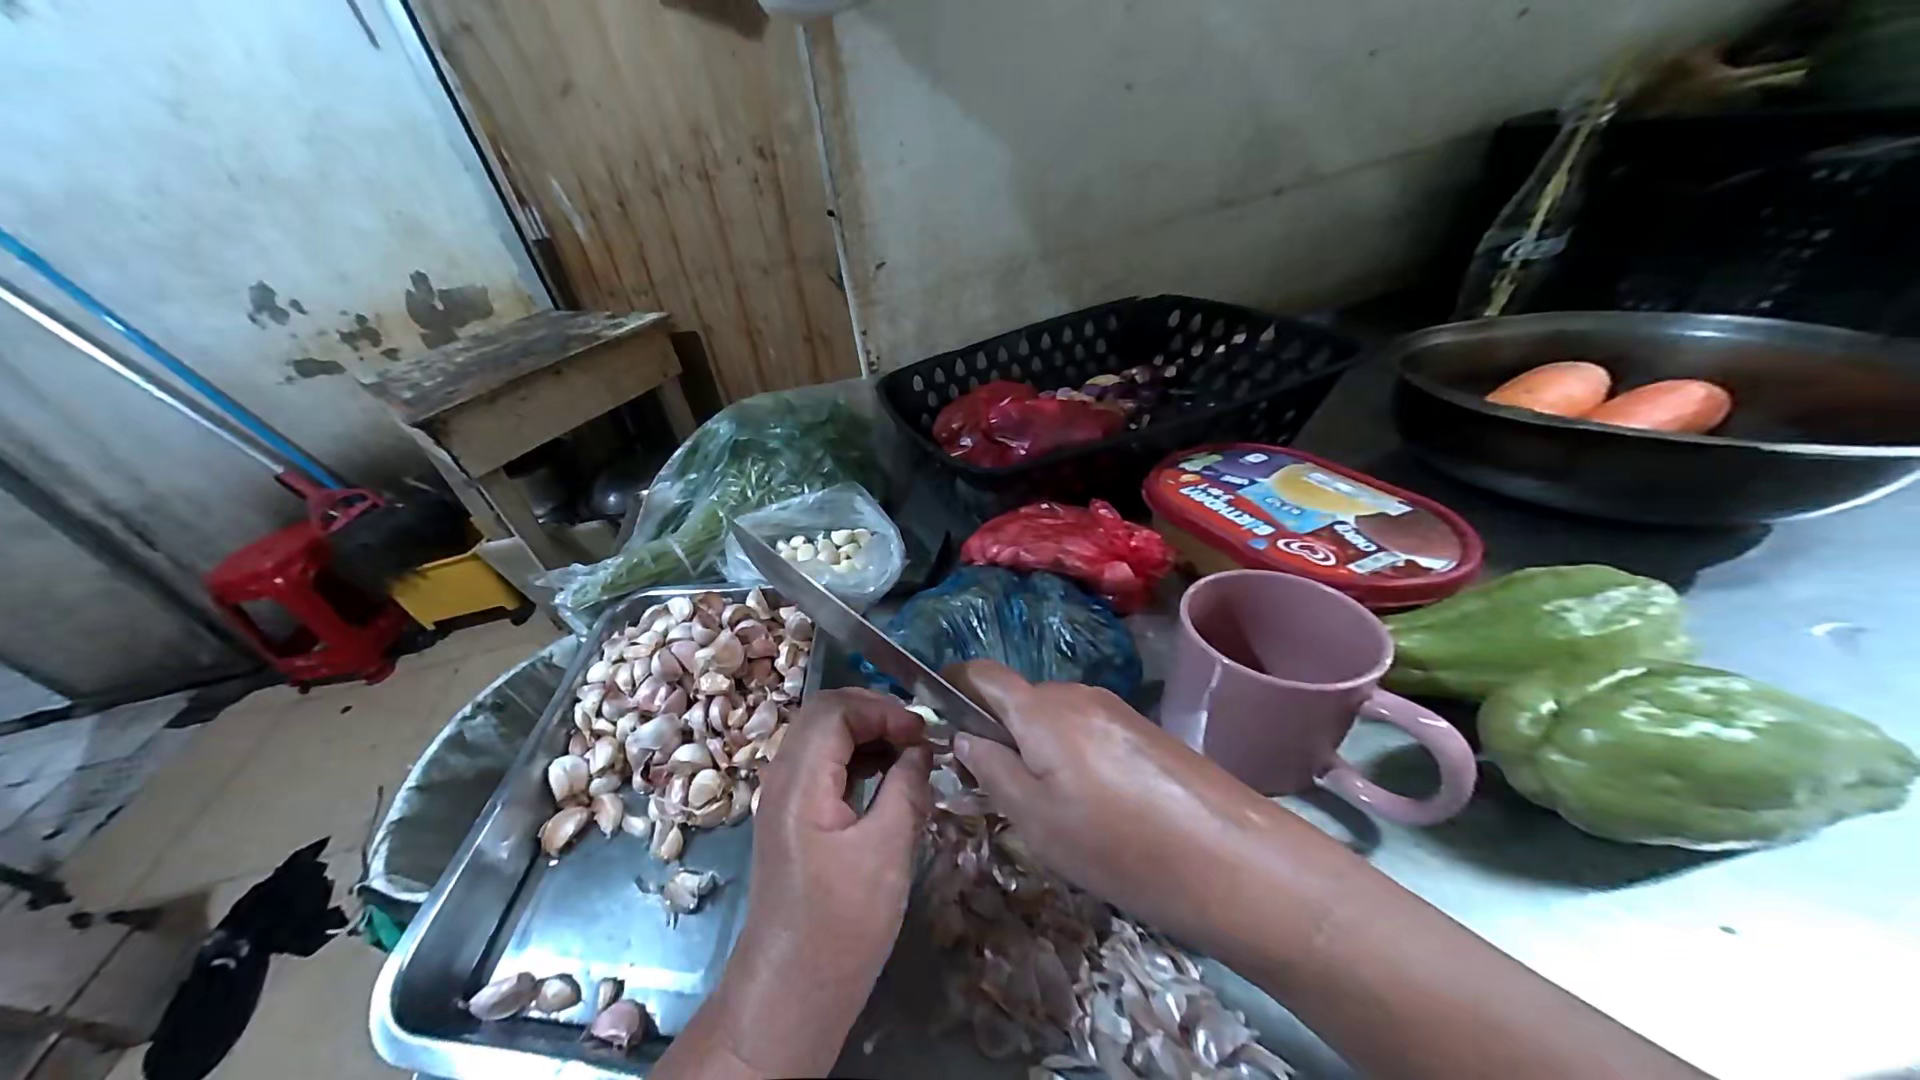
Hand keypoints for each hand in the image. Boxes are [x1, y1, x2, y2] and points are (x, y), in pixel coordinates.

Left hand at [657, 689, 930, 1079]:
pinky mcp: (793, 815)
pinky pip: (823, 764)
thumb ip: (908, 788)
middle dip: (874, 714)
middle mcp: (782, 777)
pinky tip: (887, 777)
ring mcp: (784, 796)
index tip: (922, 732)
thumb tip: (923, 748)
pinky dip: (857, 757)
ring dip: (867, 734)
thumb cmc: (841, 925)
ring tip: (909, 753)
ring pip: (823, 737)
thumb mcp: (888, 851)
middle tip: (917, 736)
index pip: (835, 710)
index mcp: (799, 781)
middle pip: (825, 714)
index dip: (881, 710)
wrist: (792, 992)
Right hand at [947, 660, 1309, 955]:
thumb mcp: (1034, 818)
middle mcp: (1076, 695)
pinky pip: (1087, 730)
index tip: (937, 710)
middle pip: (1021, 699)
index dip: (954, 683)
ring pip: (1055, 717)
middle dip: (999, 730)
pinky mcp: (1142, 730)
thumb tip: (964, 735)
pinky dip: (1072, 754)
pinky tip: (1092, 804)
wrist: (1227, 858)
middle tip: (997, 785)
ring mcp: (1115, 709)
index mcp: (1040, 709)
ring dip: (1037, 746)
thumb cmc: (1114, 843)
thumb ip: (992, 769)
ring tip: (1048, 804)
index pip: (984, 674)